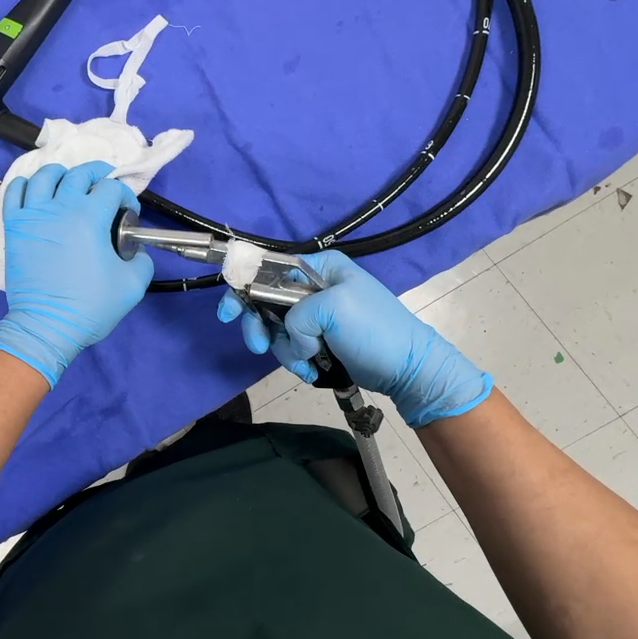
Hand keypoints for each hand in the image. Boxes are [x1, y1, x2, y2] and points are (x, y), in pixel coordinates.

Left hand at [0, 161, 152, 387]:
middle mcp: (59, 207)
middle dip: (97, 175)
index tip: (127, 213)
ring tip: (68, 184)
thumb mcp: (133, 285)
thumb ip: (141, 259)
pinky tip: (35, 190)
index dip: (125, 196)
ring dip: (61, 174)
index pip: (111, 188)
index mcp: (89, 217)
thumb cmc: (89, 306)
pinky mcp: (13, 226)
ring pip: (44, 176)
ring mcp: (32, 214)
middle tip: (103, 187)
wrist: (46, 326)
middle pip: (79, 174)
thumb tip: (134, 248)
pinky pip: (14, 192)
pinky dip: (25, 185)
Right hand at [217, 250, 491, 427]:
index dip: (243, 285)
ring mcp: (315, 314)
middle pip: (262, 299)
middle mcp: (313, 286)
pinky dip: (294, 360)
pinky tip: (312, 371)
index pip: (268, 267)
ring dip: (282, 349)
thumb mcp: (334, 308)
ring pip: (274, 328)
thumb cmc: (375, 331)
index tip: (228, 311)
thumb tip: (291, 337)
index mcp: (319, 267)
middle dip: (259, 325)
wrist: (409, 371)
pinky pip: (288, 346)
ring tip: (303, 365)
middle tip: (257, 345)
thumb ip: (296, 314)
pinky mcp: (317, 339)